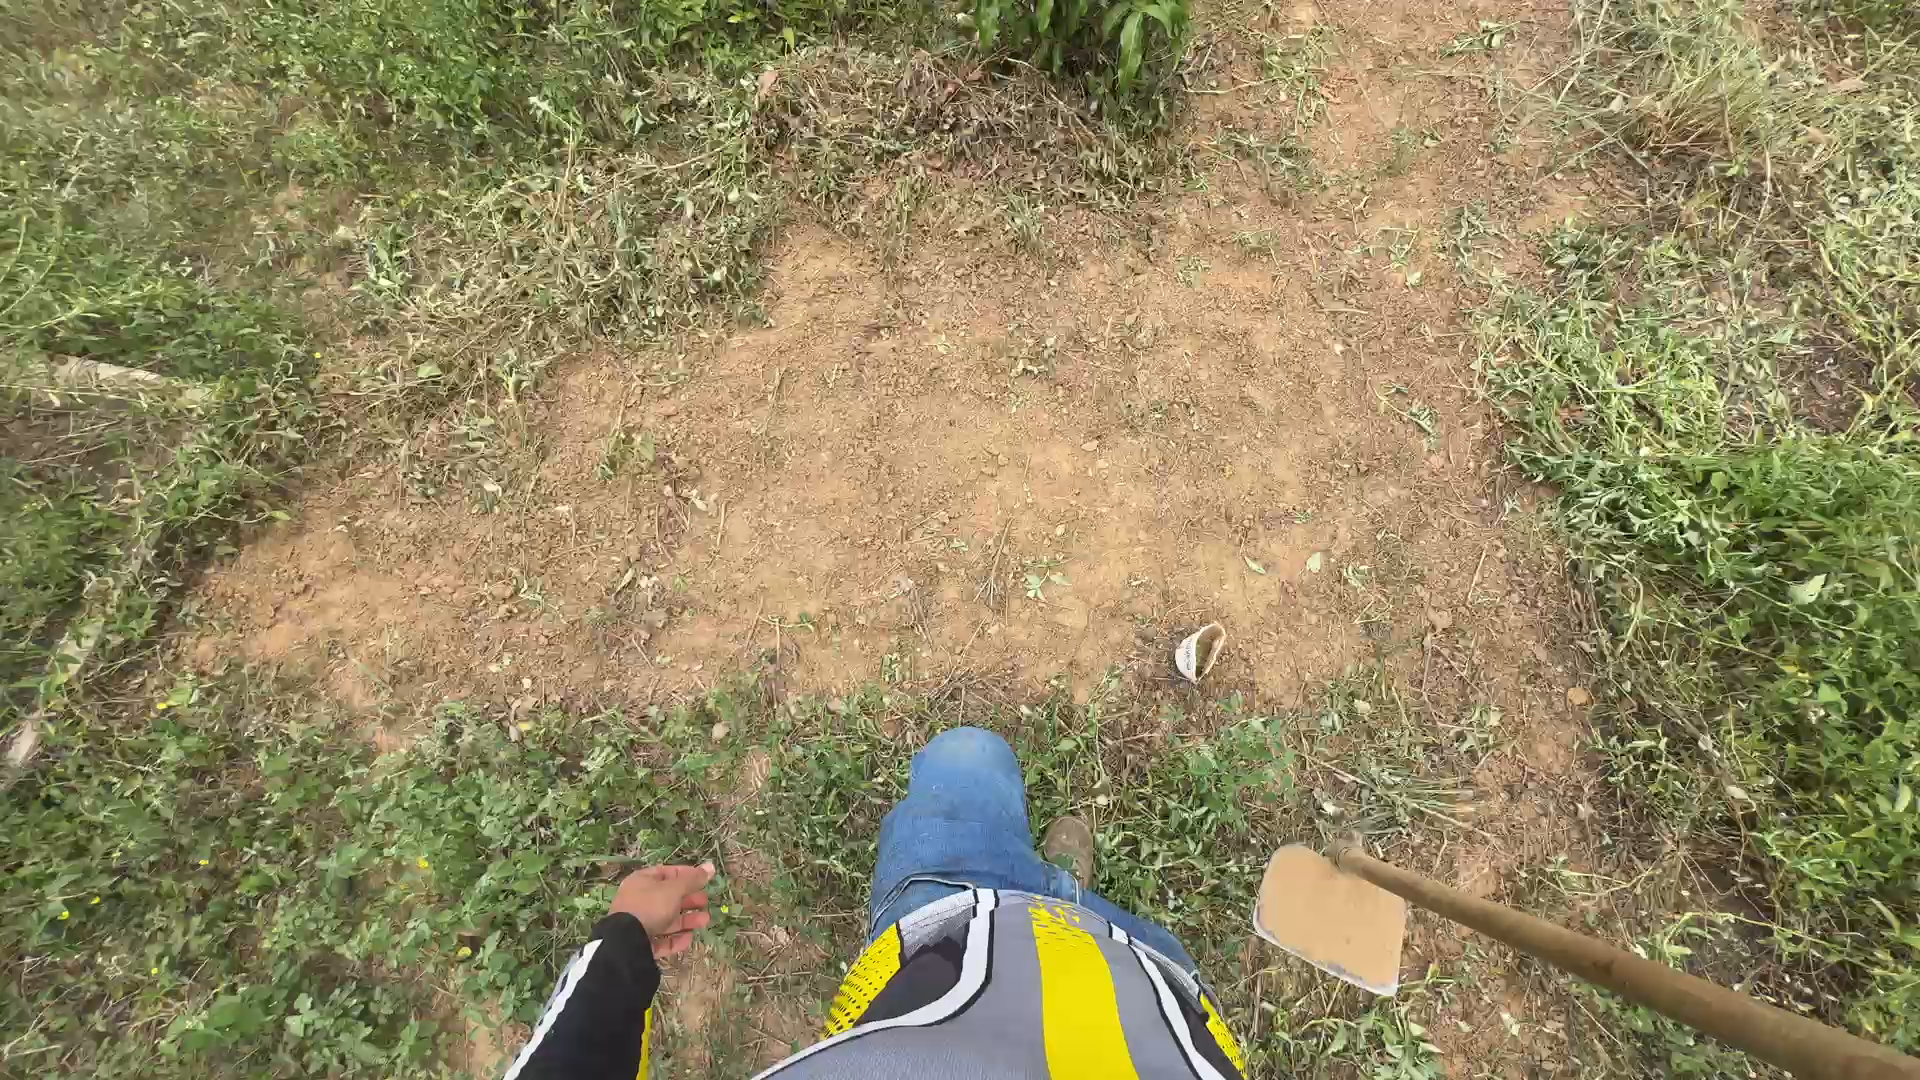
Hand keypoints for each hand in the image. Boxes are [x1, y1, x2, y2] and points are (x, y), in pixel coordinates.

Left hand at [610, 862, 715, 957]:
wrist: (625, 942)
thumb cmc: (650, 906)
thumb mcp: (675, 889)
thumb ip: (693, 879)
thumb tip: (711, 866)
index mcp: (642, 881)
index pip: (668, 873)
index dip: (687, 875)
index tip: (703, 879)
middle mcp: (639, 901)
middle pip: (669, 898)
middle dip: (690, 901)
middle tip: (705, 902)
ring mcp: (638, 924)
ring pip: (667, 920)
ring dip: (687, 920)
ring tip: (705, 921)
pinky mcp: (639, 944)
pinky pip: (660, 940)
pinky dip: (675, 939)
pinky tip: (689, 939)